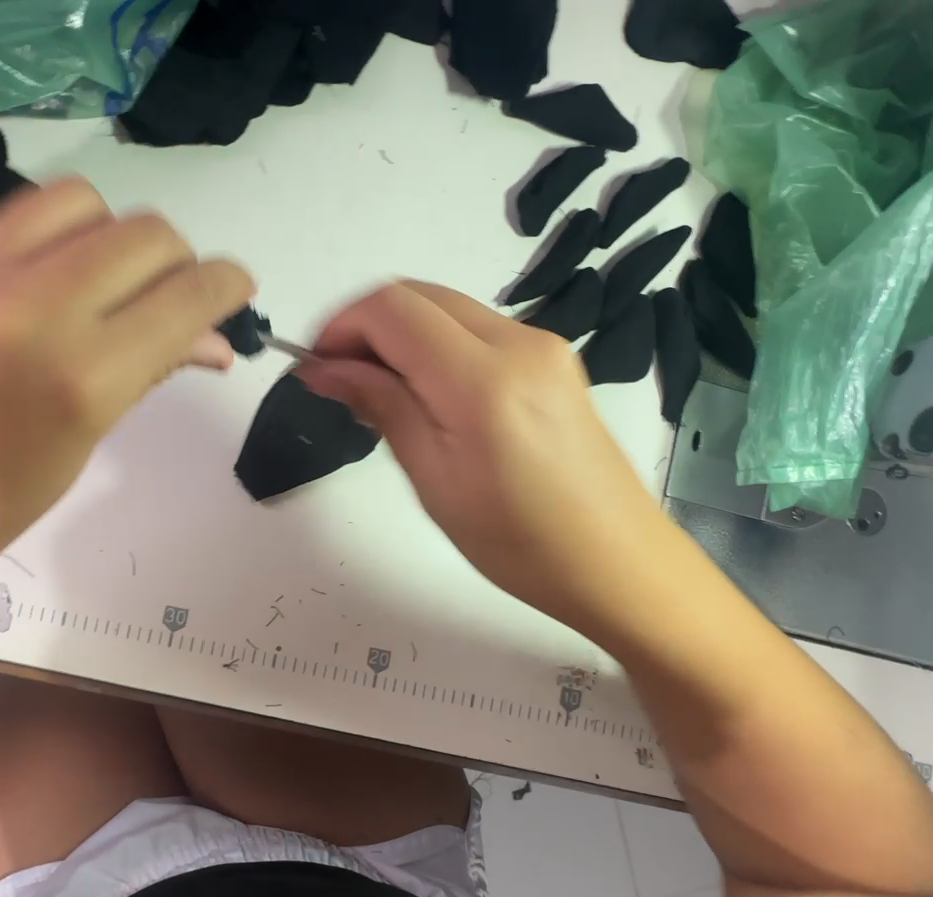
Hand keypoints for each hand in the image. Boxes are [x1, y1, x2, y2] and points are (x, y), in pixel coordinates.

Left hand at [0, 179, 254, 653]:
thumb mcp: (74, 452)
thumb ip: (142, 377)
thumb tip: (208, 341)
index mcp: (80, 377)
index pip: (186, 296)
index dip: (227, 285)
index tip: (237, 288)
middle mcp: (30, 304)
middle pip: (144, 233)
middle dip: (179, 262)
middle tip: (173, 301)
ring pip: (79, 202)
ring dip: (114, 236)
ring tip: (105, 286)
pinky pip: (12, 220)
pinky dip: (51, 241)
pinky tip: (39, 291)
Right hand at [295, 281, 672, 630]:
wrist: (617, 564)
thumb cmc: (518, 543)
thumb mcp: (434, 482)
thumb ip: (382, 407)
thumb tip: (325, 369)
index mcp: (483, 380)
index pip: (392, 308)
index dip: (340, 327)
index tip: (315, 370)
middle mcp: (519, 343)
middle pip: (419, 295)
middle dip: (365, 326)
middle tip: (339, 382)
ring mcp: (544, 347)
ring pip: (448, 310)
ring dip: (400, 336)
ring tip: (378, 396)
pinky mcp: (555, 361)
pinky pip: (478, 331)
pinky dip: (436, 346)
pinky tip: (426, 397)